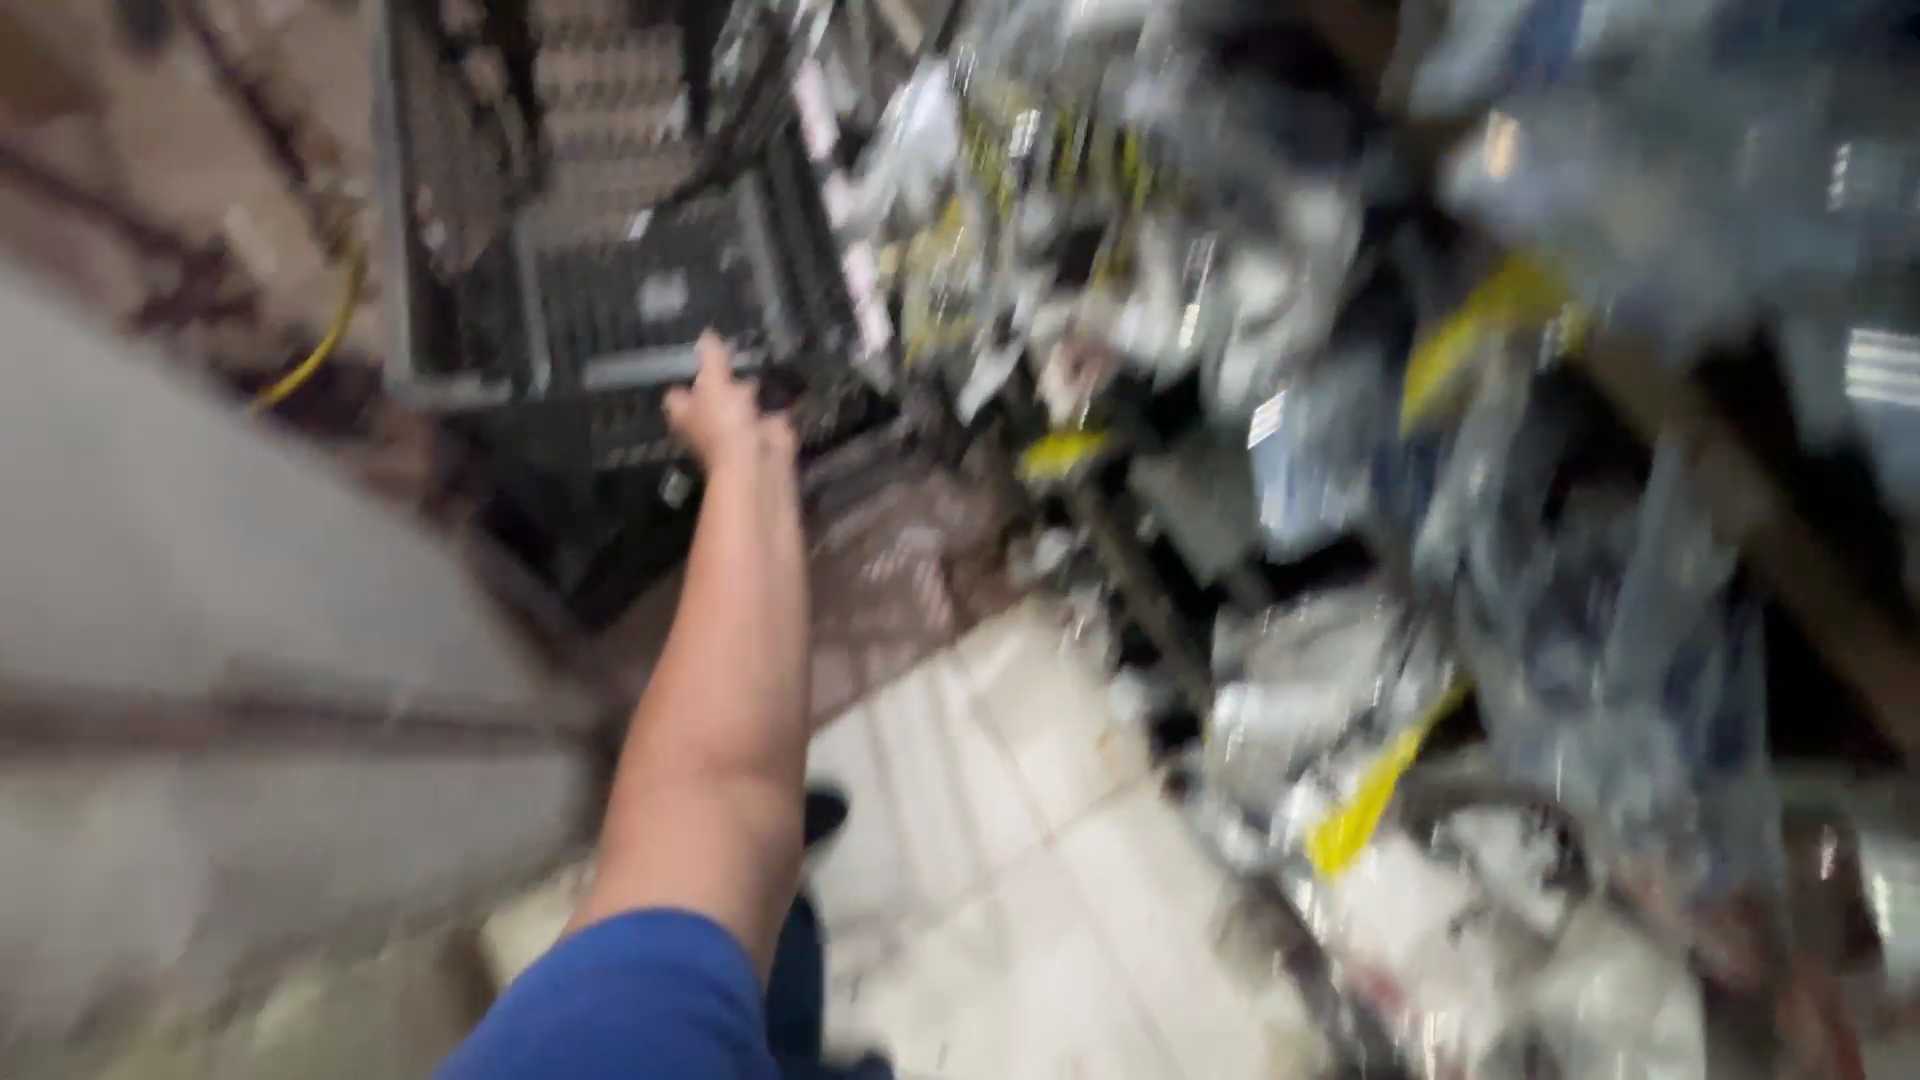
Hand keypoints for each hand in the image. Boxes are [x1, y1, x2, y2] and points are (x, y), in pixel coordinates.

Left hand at [665, 332, 784, 471]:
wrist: (758, 462)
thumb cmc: (723, 424)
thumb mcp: (712, 384)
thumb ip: (711, 359)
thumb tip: (706, 334)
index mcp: (685, 413)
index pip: (677, 392)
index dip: (686, 375)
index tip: (698, 354)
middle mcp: (708, 421)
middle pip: (712, 395)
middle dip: (723, 376)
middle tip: (733, 348)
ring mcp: (737, 428)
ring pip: (741, 401)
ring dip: (750, 386)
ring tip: (759, 354)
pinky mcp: (765, 432)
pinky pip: (770, 409)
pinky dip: (776, 397)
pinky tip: (782, 374)